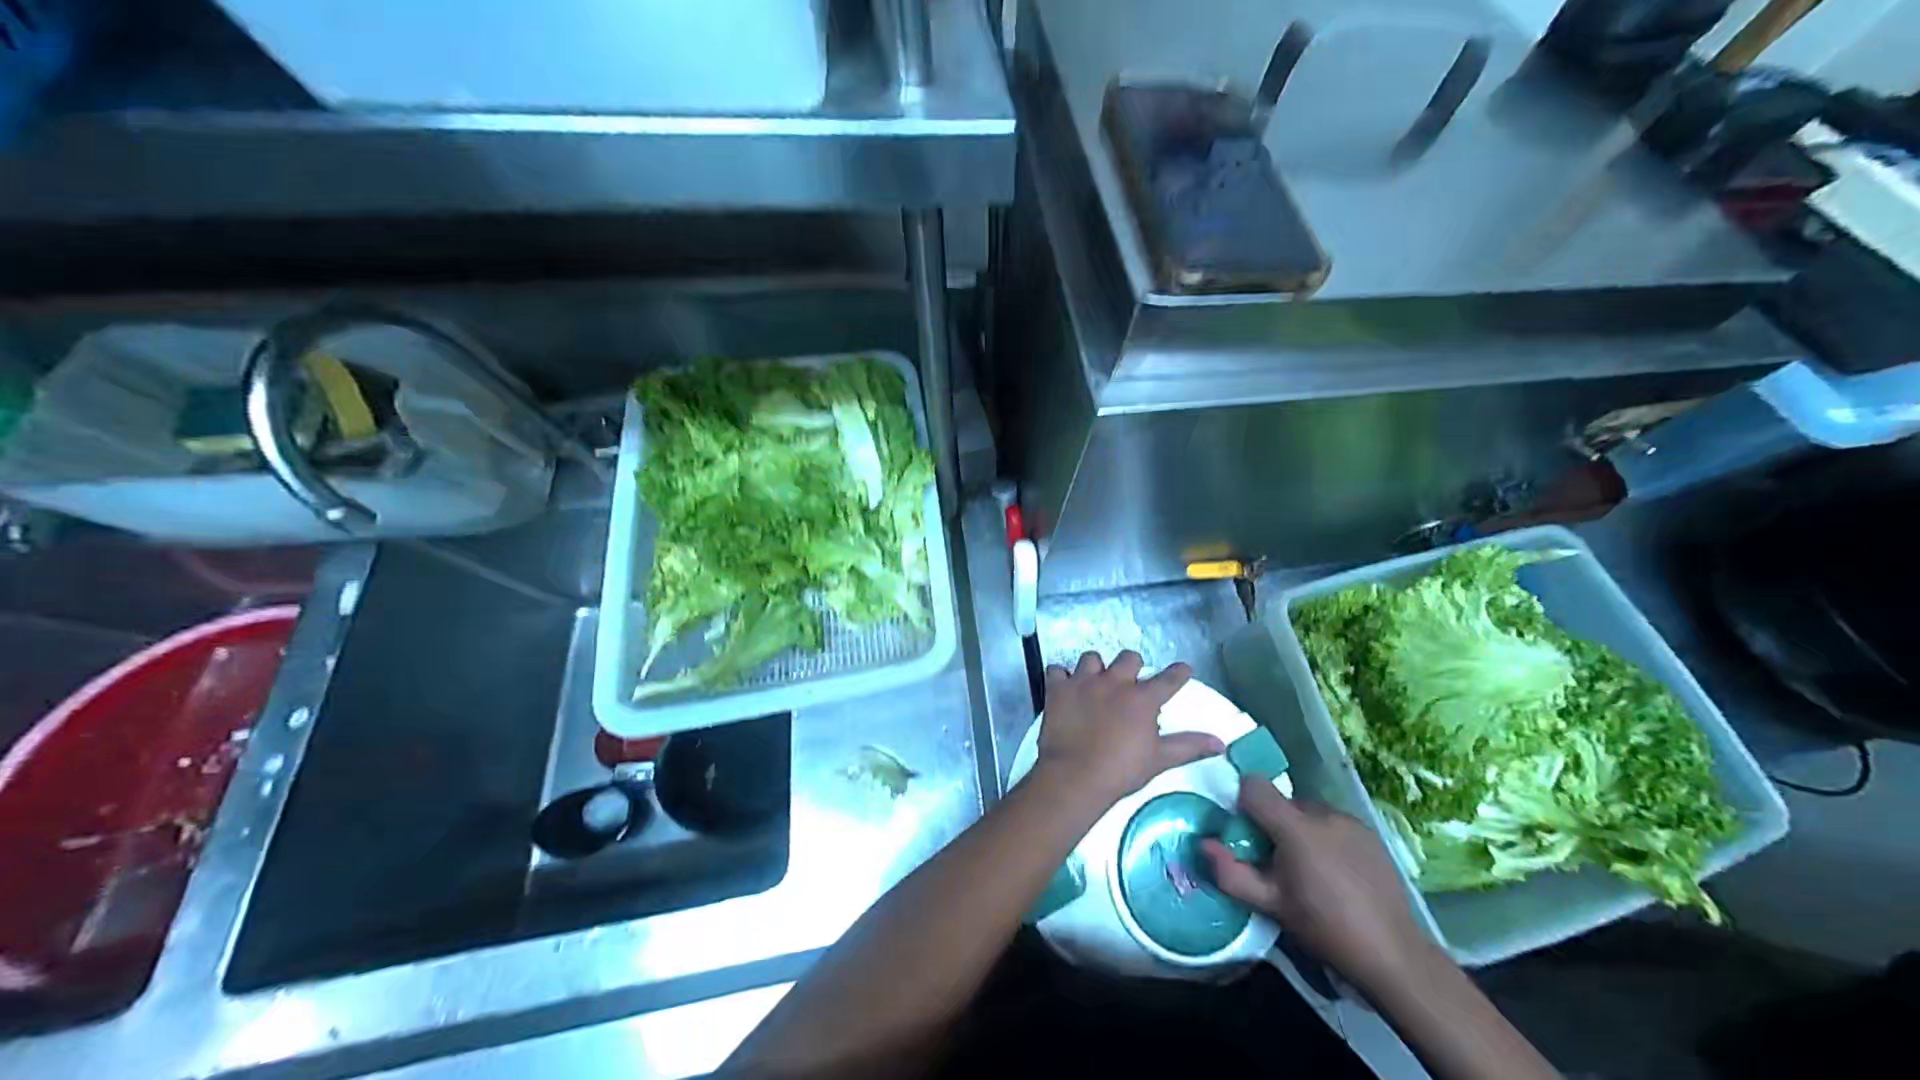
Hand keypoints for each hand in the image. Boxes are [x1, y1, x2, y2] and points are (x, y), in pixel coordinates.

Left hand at [1033, 651, 1219, 808]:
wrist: (1074, 775)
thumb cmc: (1121, 770)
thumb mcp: (1159, 759)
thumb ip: (1189, 746)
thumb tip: (1220, 743)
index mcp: (1142, 698)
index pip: (1168, 679)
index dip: (1178, 673)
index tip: (1182, 669)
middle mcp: (1115, 682)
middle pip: (1129, 658)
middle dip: (1132, 666)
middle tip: (1129, 681)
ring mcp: (1084, 682)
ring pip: (1091, 658)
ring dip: (1095, 668)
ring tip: (1095, 682)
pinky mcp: (1058, 688)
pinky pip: (1057, 670)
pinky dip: (1061, 677)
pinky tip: (1064, 687)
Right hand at [1203, 777, 1437, 994]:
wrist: (1393, 954)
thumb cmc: (1324, 927)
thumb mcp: (1269, 905)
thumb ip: (1230, 873)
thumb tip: (1202, 844)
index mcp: (1295, 827)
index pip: (1253, 786)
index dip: (1242, 804)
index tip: (1245, 836)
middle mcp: (1323, 812)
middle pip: (1281, 802)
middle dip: (1271, 824)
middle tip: (1276, 864)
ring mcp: (1350, 820)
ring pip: (1307, 812)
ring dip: (1299, 831)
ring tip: (1307, 870)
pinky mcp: (1370, 832)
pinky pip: (1332, 823)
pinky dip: (1324, 838)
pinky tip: (1333, 872)